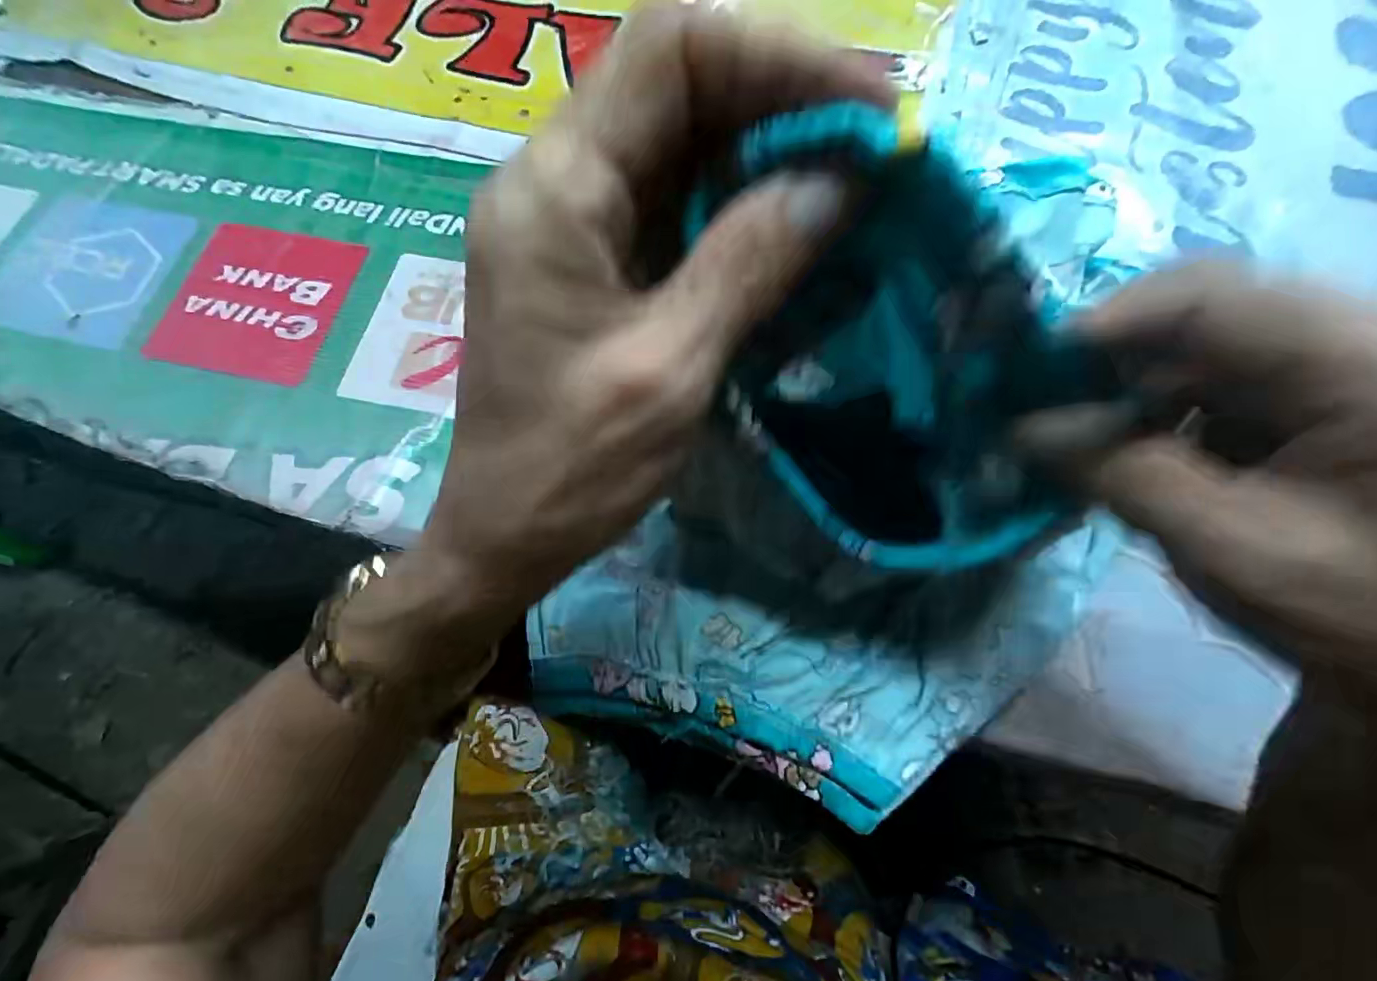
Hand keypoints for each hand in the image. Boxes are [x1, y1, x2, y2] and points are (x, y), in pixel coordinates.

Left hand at [404, 2, 895, 638]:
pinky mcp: (575, 269)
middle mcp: (546, 186)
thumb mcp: (671, 367)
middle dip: (780, 104)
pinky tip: (783, 233)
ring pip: (669, 148)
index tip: (871, 110)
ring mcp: (558, 228)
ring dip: (759, 157)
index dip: (781, 56)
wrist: (500, 535)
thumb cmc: (570, 470)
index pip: (671, 49)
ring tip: (848, 189)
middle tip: (876, 152)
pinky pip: (657, 209)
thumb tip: (841, 174)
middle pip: (671, 89)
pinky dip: (724, 210)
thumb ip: (752, 258)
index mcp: (553, 191)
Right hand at [1018, 261, 1376, 713]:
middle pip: (1212, 315)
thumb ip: (1125, 477)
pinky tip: (1123, 449)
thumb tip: (1021, 426)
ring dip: (1128, 390)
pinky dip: (1163, 411)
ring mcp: (1374, 365)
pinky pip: (1233, 380)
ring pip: (1214, 347)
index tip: (1023, 367)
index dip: (1106, 318)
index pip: (1218, 298)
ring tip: (1065, 438)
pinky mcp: (1352, 396)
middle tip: (1028, 409)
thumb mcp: (1239, 554)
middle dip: (1106, 361)